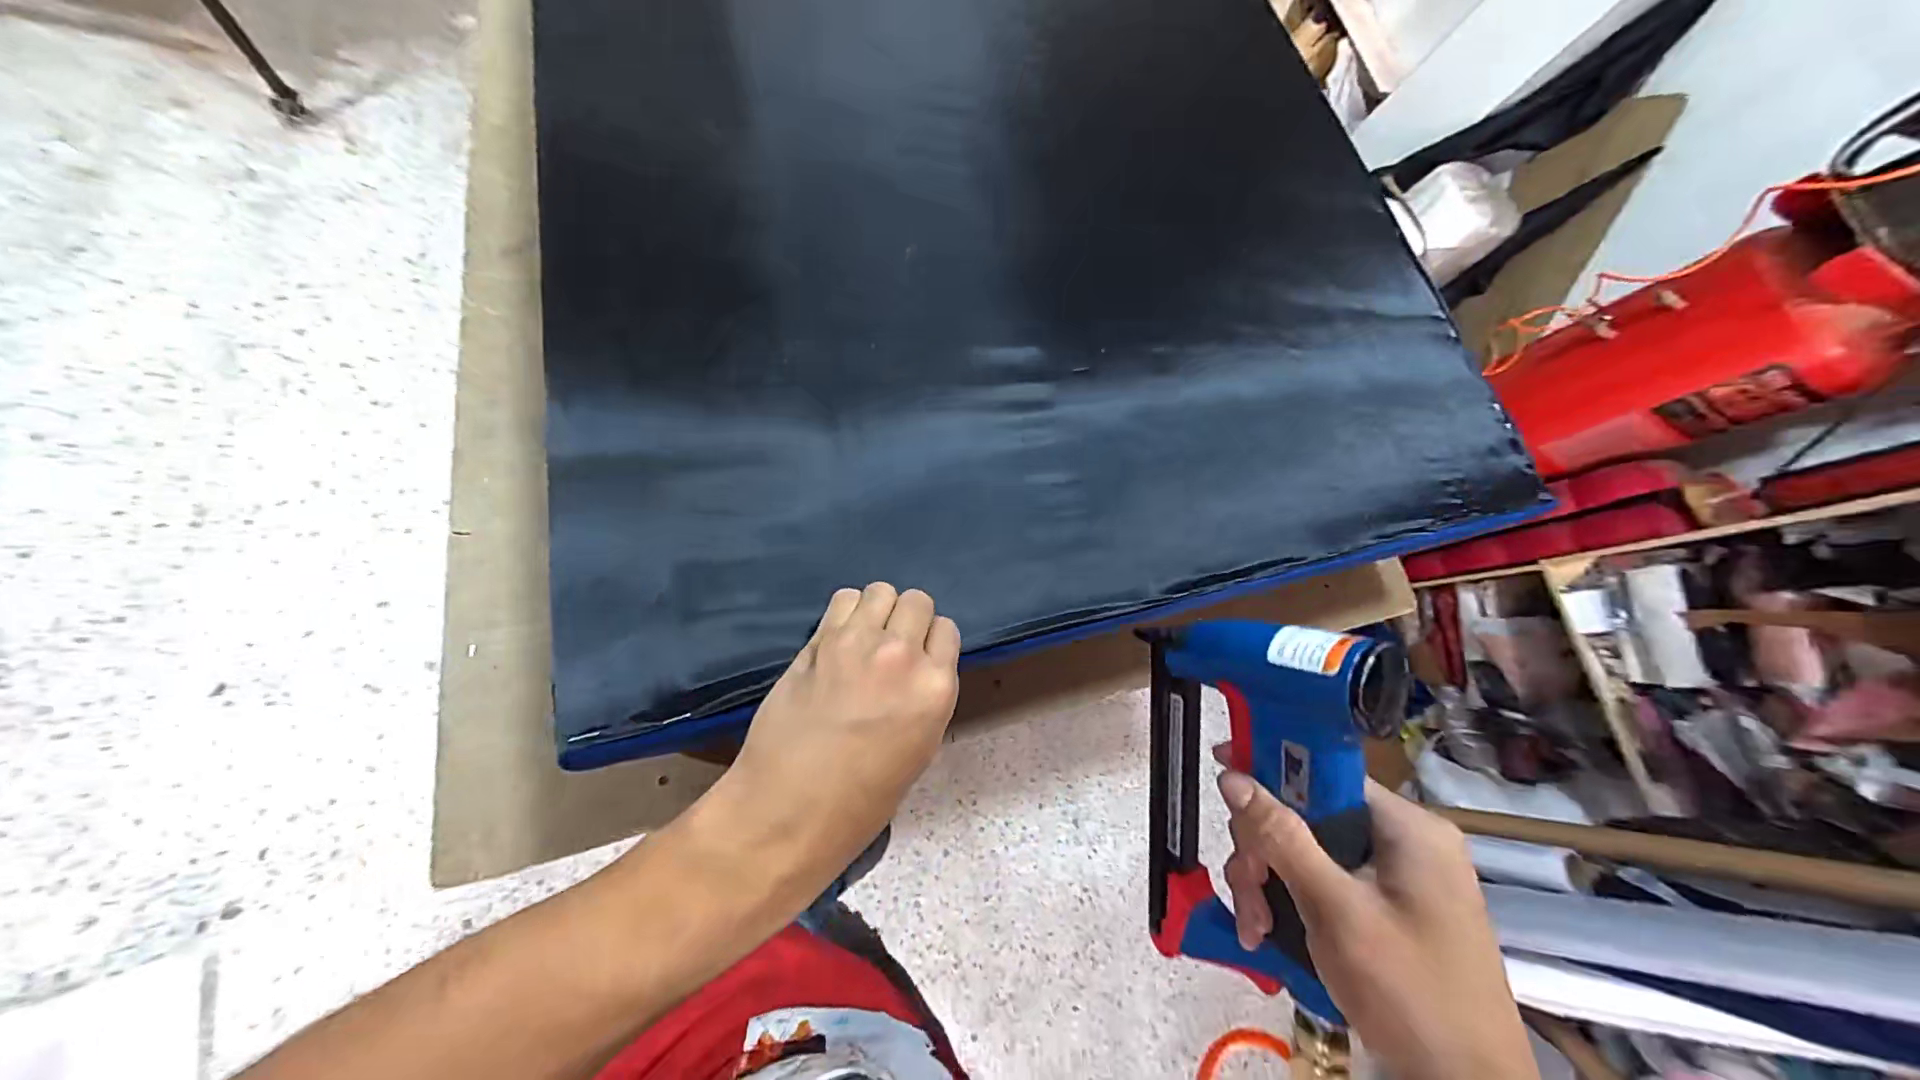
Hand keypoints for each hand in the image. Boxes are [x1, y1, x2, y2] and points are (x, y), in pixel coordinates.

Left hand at [715, 583, 961, 896]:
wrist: (790, 808)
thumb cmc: (863, 798)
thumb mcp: (920, 748)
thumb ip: (925, 695)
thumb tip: (917, 668)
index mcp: (936, 688)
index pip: (946, 630)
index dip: (931, 642)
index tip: (918, 658)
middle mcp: (902, 655)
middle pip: (917, 601)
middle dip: (908, 619)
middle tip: (890, 646)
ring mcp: (857, 643)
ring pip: (881, 591)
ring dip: (877, 609)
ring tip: (864, 638)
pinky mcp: (818, 641)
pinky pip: (843, 599)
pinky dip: (846, 612)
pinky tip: (838, 639)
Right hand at [1217, 769, 1537, 1079]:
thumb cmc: (1408, 992)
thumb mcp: (1335, 908)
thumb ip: (1281, 836)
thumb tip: (1232, 775)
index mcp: (1407, 828)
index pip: (1325, 770)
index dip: (1271, 765)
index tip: (1222, 766)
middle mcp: (1400, 843)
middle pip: (1304, 814)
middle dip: (1262, 852)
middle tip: (1246, 890)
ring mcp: (1390, 880)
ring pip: (1302, 851)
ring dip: (1266, 885)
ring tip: (1255, 929)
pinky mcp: (1378, 910)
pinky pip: (1317, 883)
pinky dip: (1286, 904)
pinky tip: (1267, 936)